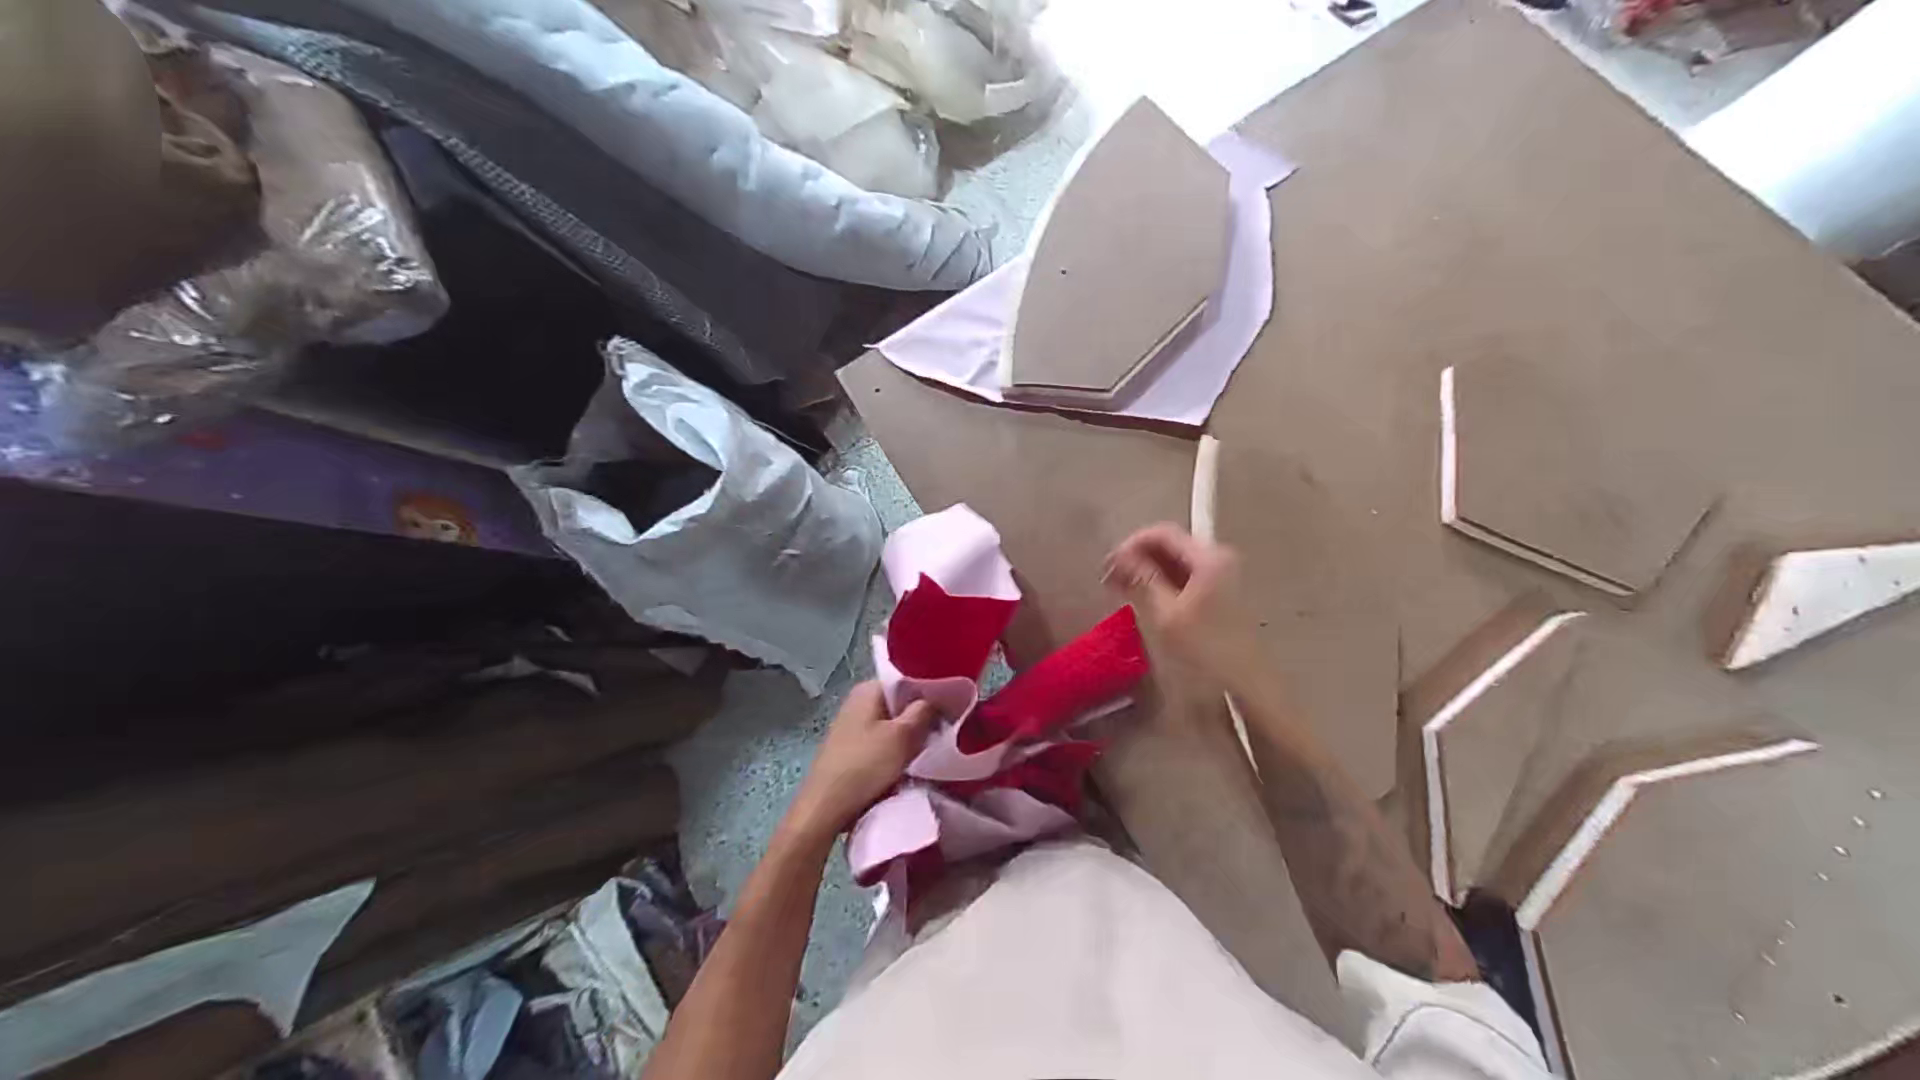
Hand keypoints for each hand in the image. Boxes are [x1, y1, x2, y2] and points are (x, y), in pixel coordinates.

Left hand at [786, 681, 936, 840]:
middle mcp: (859, 702)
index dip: (932, 691)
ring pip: (894, 724)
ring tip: (934, 745)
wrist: (826, 808)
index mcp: (868, 690)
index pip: (908, 679)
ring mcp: (854, 726)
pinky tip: (912, 761)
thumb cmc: (865, 765)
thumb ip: (923, 711)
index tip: (953, 705)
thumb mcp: (902, 736)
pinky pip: (884, 741)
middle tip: (948, 728)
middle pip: (901, 702)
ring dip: (912, 735)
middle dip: (923, 715)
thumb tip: (937, 698)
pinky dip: (898, 748)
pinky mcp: (854, 748)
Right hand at [1104, 523, 1261, 682]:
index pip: (1162, 533)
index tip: (1109, 564)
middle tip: (1109, 577)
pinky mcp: (1218, 588)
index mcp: (1208, 557)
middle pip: (1169, 544)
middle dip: (1136, 557)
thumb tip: (1120, 556)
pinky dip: (1160, 580)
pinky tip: (1141, 594)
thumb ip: (1143, 579)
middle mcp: (1217, 556)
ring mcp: (1220, 572)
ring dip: (1146, 569)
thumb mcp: (1167, 613)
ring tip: (1119, 587)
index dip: (1131, 544)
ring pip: (1174, 559)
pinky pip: (1183, 574)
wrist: (1247, 678)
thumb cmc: (1207, 646)